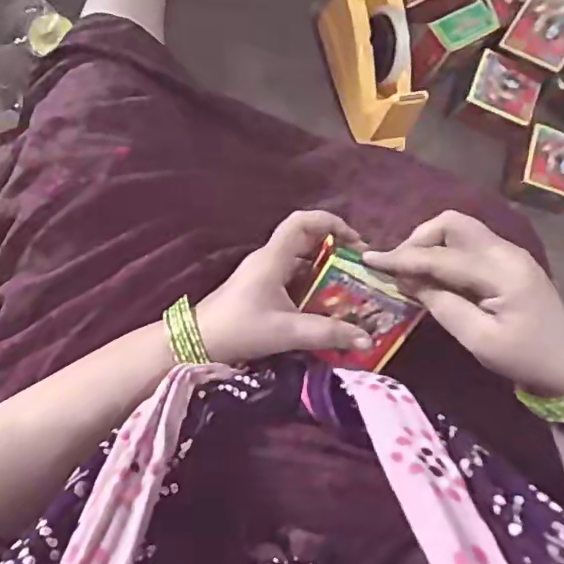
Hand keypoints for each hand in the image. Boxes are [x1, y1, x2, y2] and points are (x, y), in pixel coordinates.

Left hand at [196, 211, 374, 363]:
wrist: (197, 342)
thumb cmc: (240, 329)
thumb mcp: (287, 332)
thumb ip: (328, 334)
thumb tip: (366, 340)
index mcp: (272, 258)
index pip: (302, 222)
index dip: (331, 223)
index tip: (355, 242)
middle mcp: (267, 260)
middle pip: (304, 239)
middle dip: (333, 249)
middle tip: (357, 268)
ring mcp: (260, 274)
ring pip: (297, 261)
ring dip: (322, 269)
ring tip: (347, 288)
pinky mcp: (257, 290)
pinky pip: (289, 278)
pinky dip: (308, 285)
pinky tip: (322, 305)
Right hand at [363, 211, 563, 395]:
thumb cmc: (526, 357)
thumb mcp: (478, 339)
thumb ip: (441, 305)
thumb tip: (408, 281)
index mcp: (501, 272)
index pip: (441, 256)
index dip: (402, 258)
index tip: (369, 259)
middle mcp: (505, 252)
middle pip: (452, 223)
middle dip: (417, 239)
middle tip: (396, 267)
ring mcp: (508, 254)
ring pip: (458, 229)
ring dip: (429, 243)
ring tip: (408, 271)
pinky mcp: (506, 262)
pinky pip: (467, 244)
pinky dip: (442, 251)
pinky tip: (429, 274)